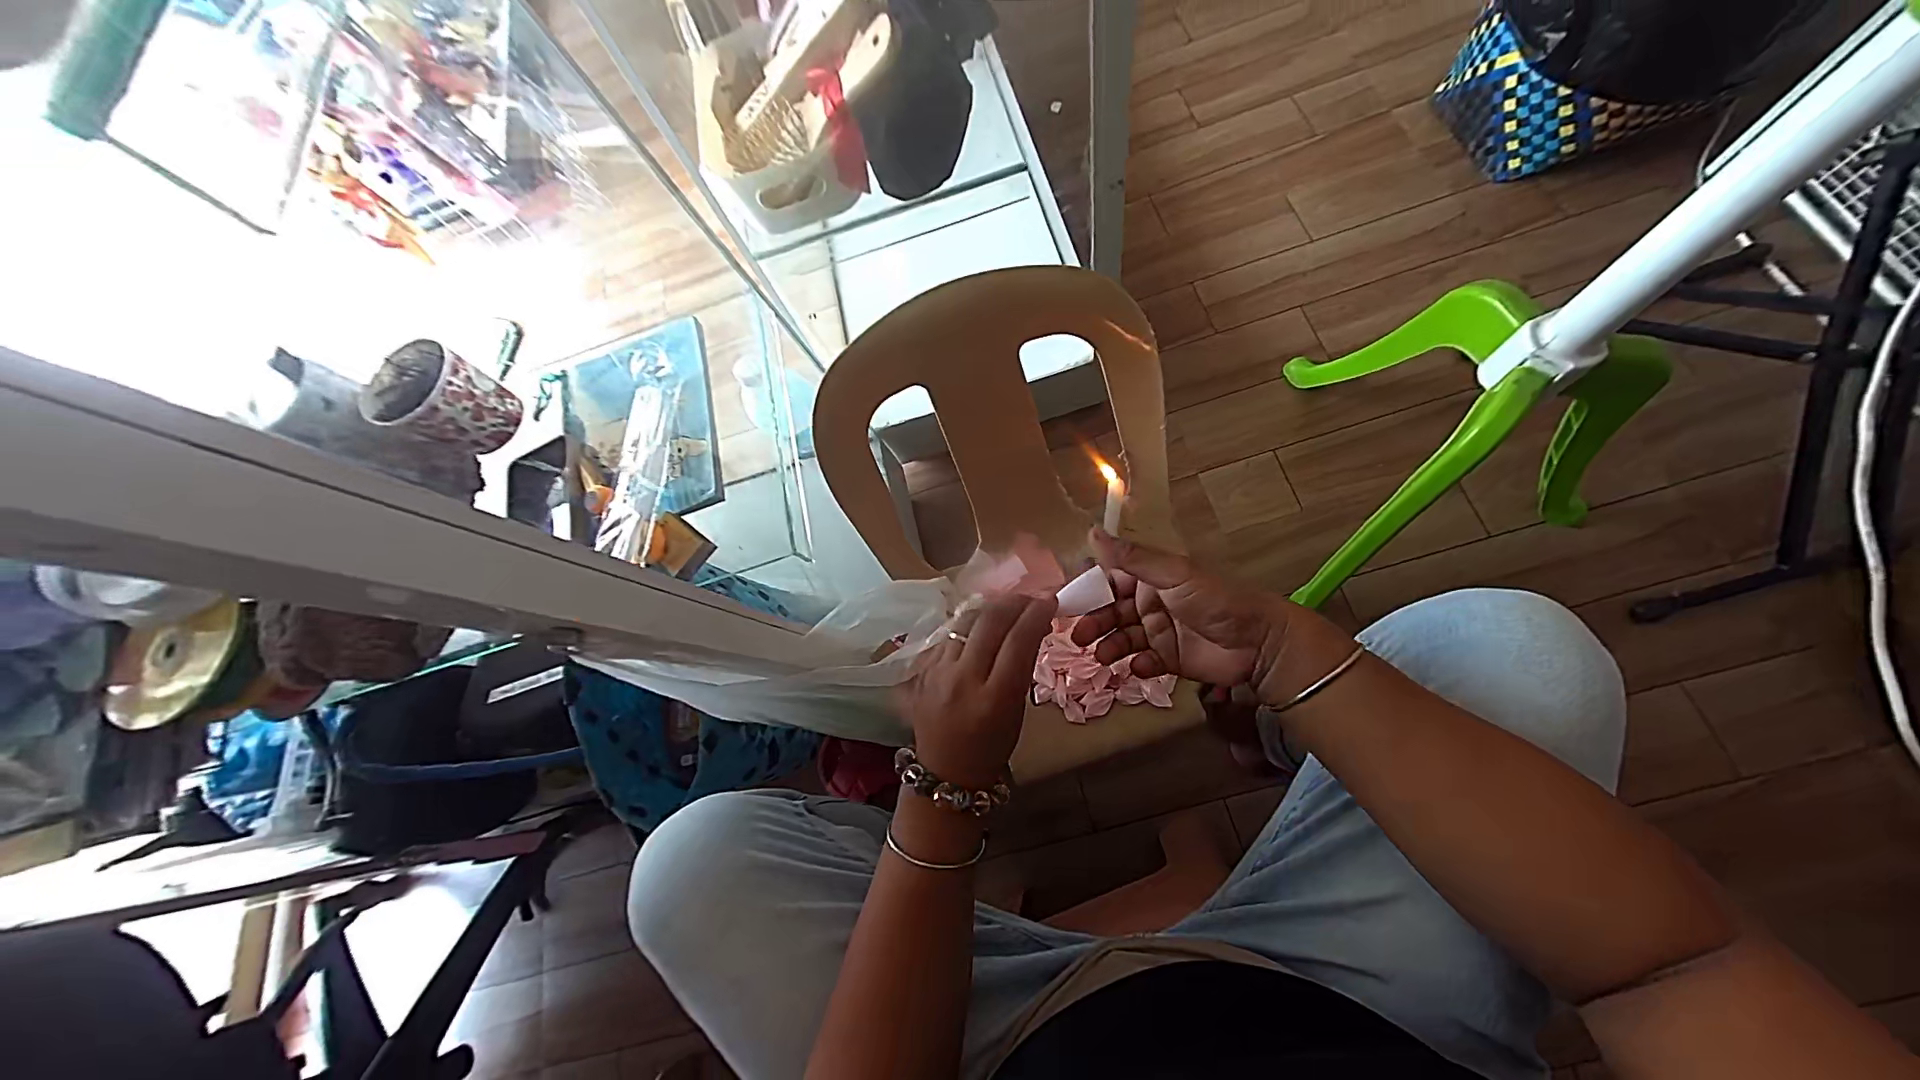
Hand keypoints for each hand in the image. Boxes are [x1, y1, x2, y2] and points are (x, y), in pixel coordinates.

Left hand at [900, 592, 1056, 789]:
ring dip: (992, 608)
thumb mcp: (1018, 711)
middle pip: (990, 621)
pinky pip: (949, 633)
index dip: (1037, 614)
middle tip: (1032, 598)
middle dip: (1016, 602)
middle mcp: (963, 679)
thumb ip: (1022, 667)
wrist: (946, 771)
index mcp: (994, 698)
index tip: (1050, 601)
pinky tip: (982, 625)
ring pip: (966, 621)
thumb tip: (1032, 625)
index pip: (1018, 640)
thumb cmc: (992, 747)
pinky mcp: (922, 668)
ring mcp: (937, 671)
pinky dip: (970, 624)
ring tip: (1009, 607)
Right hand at [1071, 529, 1352, 704]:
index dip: (1089, 589)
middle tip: (1077, 636)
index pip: (1110, 579)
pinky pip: (1143, 662)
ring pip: (1122, 638)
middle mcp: (1151, 602)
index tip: (1066, 601)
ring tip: (1103, 656)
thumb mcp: (1172, 574)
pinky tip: (1138, 666)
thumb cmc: (1216, 599)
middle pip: (1111, 611)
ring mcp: (1159, 632)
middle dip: (1094, 622)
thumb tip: (1092, 531)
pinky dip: (1137, 665)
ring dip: (1109, 646)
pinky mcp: (1169, 659)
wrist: (1260, 642)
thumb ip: (1132, 558)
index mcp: (1150, 578)